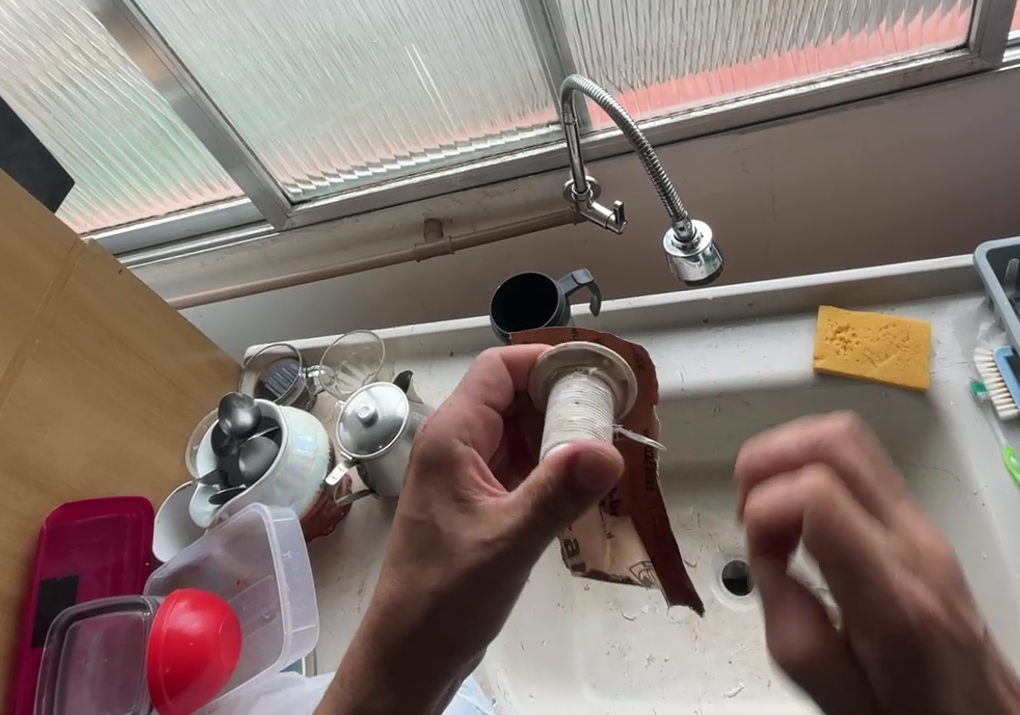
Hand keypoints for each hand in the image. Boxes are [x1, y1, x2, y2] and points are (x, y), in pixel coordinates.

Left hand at [316, 345, 623, 714]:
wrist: (406, 658)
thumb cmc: (443, 598)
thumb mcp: (505, 543)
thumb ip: (556, 494)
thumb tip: (608, 451)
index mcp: (452, 435)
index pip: (498, 368)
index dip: (544, 361)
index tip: (593, 375)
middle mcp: (457, 443)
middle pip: (512, 394)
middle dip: (561, 398)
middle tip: (612, 412)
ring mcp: (465, 471)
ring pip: (518, 429)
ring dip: (559, 432)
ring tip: (607, 443)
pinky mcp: (476, 499)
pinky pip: (518, 463)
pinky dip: (550, 464)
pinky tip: (583, 482)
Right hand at [736, 413, 1019, 714]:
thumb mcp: (843, 706)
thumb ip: (792, 631)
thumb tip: (766, 560)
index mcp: (897, 600)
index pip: (818, 496)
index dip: (764, 508)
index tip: (756, 546)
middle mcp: (915, 546)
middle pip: (836, 444)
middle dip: (770, 457)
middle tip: (746, 501)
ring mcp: (922, 525)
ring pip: (847, 436)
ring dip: (789, 453)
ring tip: (768, 499)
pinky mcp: (918, 520)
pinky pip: (858, 458)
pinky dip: (810, 462)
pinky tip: (797, 505)